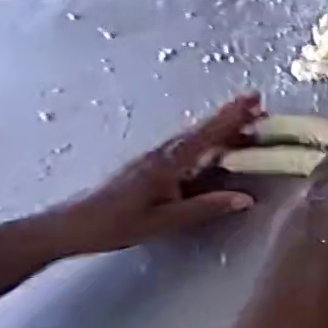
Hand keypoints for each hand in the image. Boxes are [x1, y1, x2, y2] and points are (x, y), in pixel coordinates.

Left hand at [43, 94, 263, 255]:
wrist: (67, 226)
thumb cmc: (113, 224)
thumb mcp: (163, 220)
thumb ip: (205, 207)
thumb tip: (246, 198)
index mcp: (169, 162)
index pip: (208, 134)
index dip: (233, 117)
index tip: (255, 101)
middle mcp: (163, 153)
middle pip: (203, 129)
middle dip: (231, 115)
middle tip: (259, 105)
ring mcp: (156, 157)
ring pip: (195, 135)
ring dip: (221, 125)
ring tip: (246, 122)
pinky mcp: (151, 164)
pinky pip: (187, 144)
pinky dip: (207, 137)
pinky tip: (215, 142)